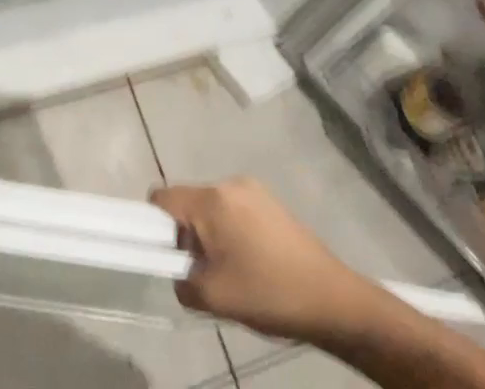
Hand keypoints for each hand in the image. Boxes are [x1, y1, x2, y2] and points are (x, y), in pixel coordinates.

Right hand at [151, 177, 382, 343]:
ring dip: (208, 235)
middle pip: (187, 202)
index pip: (162, 198)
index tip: (164, 255)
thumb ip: (179, 279)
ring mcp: (255, 191)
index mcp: (212, 200)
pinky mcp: (272, 203)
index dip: (153, 225)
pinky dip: (229, 232)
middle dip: (185, 234)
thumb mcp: (211, 296)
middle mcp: (231, 185)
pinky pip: (233, 211)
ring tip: (229, 271)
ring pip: (211, 209)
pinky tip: (249, 263)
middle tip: (200, 270)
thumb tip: (180, 270)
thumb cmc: (266, 293)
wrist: (331, 299)